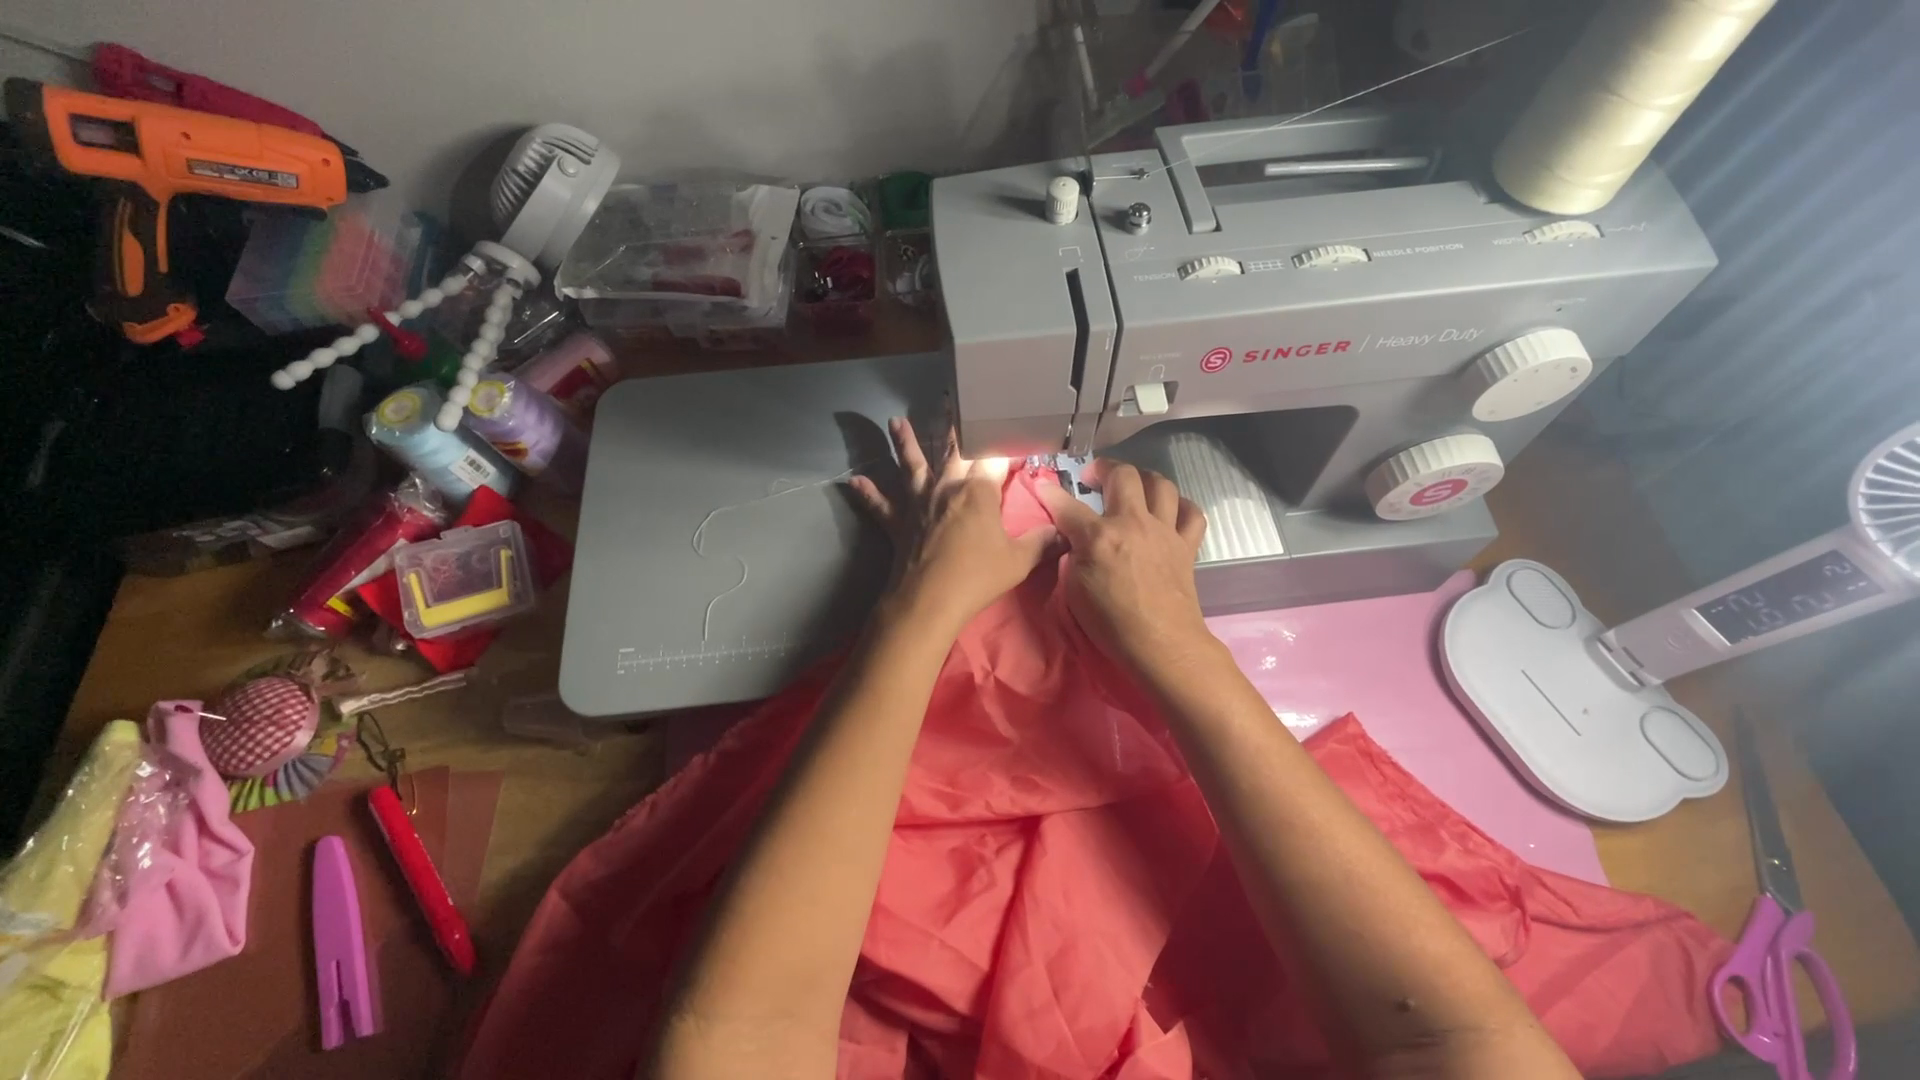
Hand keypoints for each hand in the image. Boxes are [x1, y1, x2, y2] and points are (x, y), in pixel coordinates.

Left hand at [848, 417, 1057, 632]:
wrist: (928, 601)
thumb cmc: (976, 577)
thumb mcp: (1019, 561)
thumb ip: (1043, 543)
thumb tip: (1066, 534)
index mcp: (978, 491)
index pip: (995, 457)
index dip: (1006, 445)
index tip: (1014, 431)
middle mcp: (946, 487)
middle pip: (951, 450)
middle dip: (953, 425)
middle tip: (949, 399)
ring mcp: (918, 504)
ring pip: (911, 466)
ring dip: (904, 443)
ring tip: (895, 421)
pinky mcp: (898, 524)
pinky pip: (881, 506)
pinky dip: (869, 494)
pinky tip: (854, 482)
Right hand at [1037, 462, 1214, 673]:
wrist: (1162, 644)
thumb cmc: (1111, 624)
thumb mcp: (1075, 590)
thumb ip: (1074, 556)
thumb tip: (1076, 540)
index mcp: (1099, 536)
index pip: (1067, 506)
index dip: (1050, 494)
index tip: (1041, 486)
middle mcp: (1134, 523)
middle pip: (1123, 475)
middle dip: (1104, 469)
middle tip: (1093, 478)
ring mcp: (1165, 532)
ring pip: (1161, 484)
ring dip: (1143, 479)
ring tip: (1132, 486)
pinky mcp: (1187, 546)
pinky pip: (1191, 513)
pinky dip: (1180, 506)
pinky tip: (1169, 511)